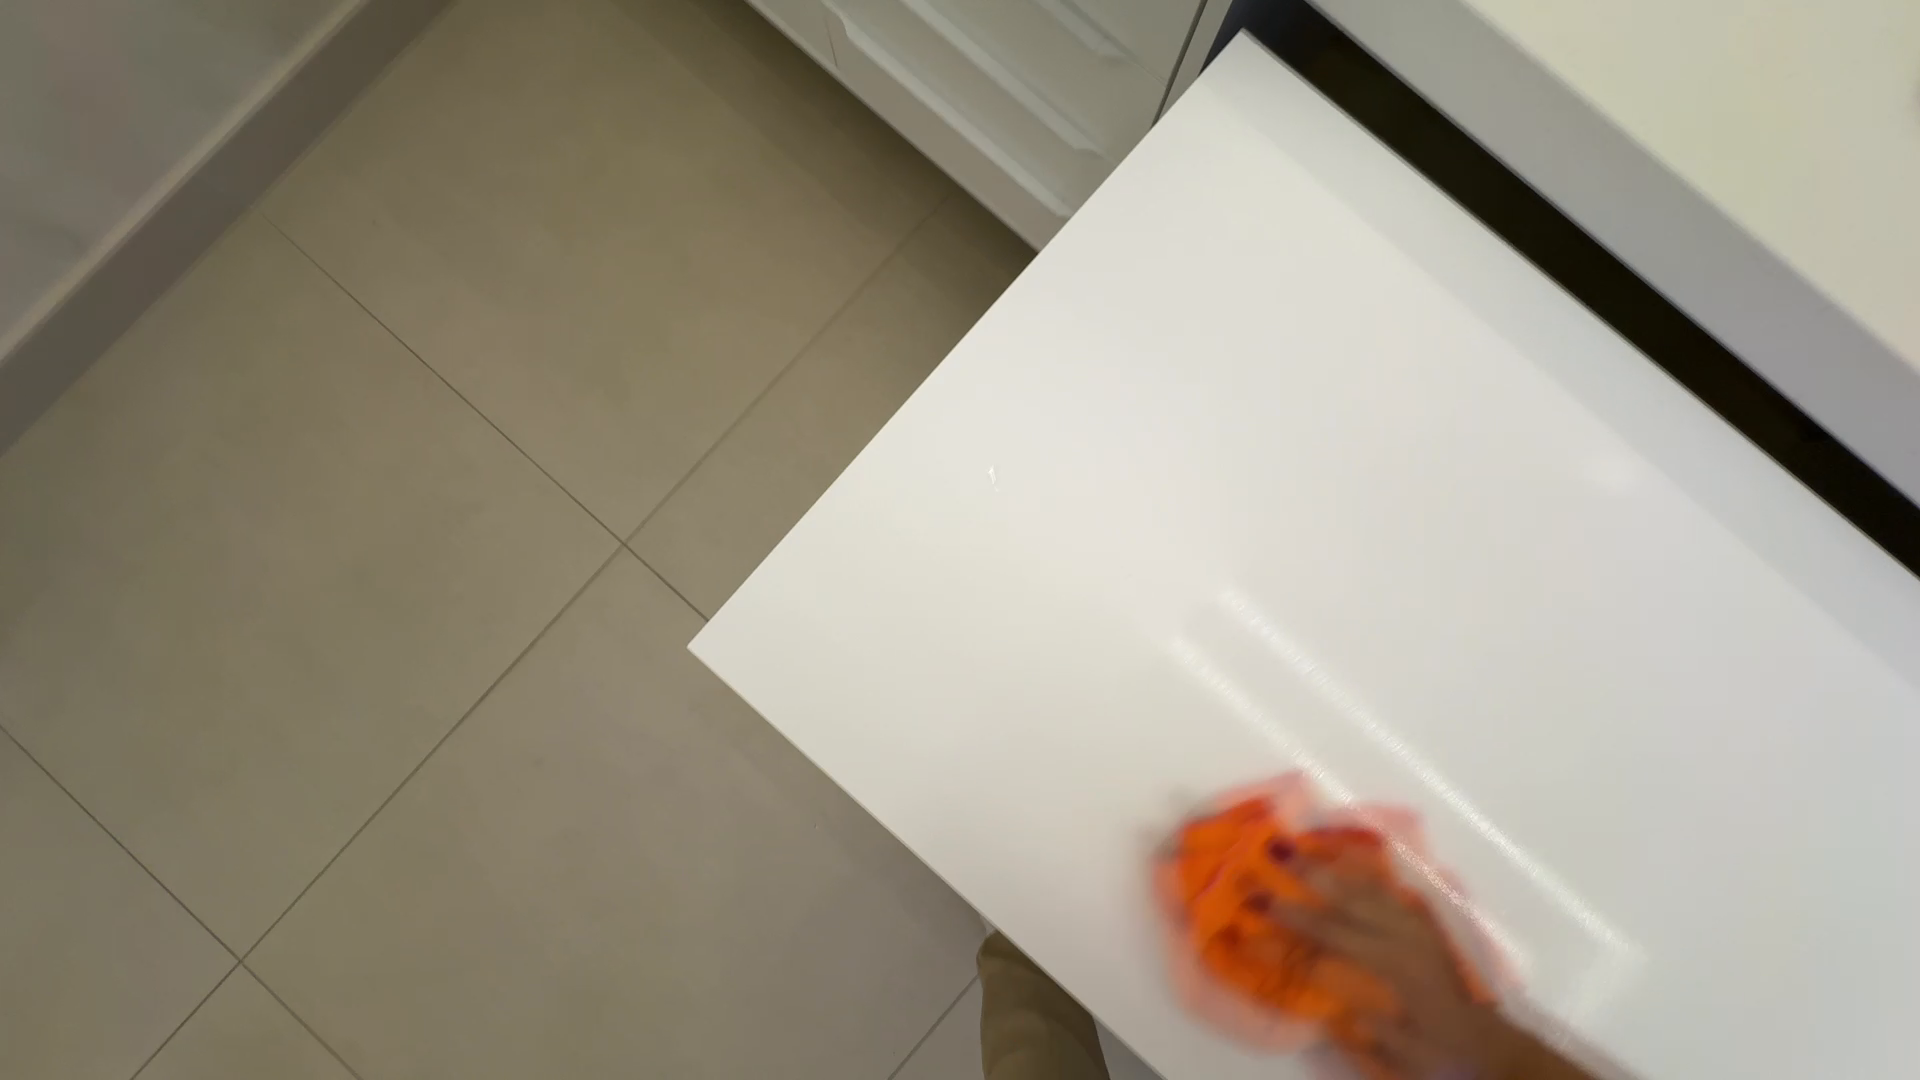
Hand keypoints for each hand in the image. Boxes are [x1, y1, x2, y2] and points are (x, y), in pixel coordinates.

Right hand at [1273, 859, 1526, 1079]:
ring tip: (1297, 844)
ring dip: (1328, 864)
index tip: (1256, 905)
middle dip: (1304, 874)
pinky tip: (1343, 855)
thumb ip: (1367, 1030)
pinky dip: (1361, 868)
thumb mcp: (1406, 1052)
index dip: (1291, 918)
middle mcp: (1398, 934)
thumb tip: (1326, 1011)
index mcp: (1391, 964)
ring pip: (1364, 884)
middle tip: (1270, 852)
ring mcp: (1411, 924)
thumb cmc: (1444, 1051)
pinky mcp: (1420, 923)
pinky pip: (1386, 886)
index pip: (1329, 933)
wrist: (1492, 1046)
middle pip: (1343, 896)